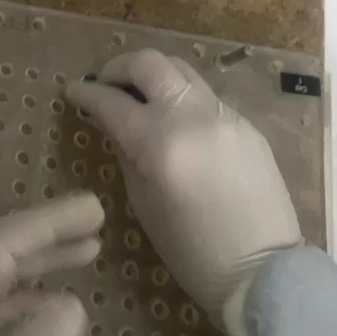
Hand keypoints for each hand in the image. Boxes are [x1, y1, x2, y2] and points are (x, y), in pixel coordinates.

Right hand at [63, 49, 301, 315]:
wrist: (264, 272)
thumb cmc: (190, 251)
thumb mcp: (142, 202)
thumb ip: (124, 151)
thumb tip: (110, 121)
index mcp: (158, 143)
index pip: (110, 100)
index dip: (85, 93)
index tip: (72, 92)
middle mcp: (191, 117)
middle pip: (148, 63)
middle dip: (118, 67)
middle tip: (104, 83)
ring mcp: (224, 115)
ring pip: (180, 70)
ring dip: (152, 76)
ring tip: (138, 96)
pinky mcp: (246, 123)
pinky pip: (204, 96)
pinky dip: (180, 98)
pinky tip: (174, 122)